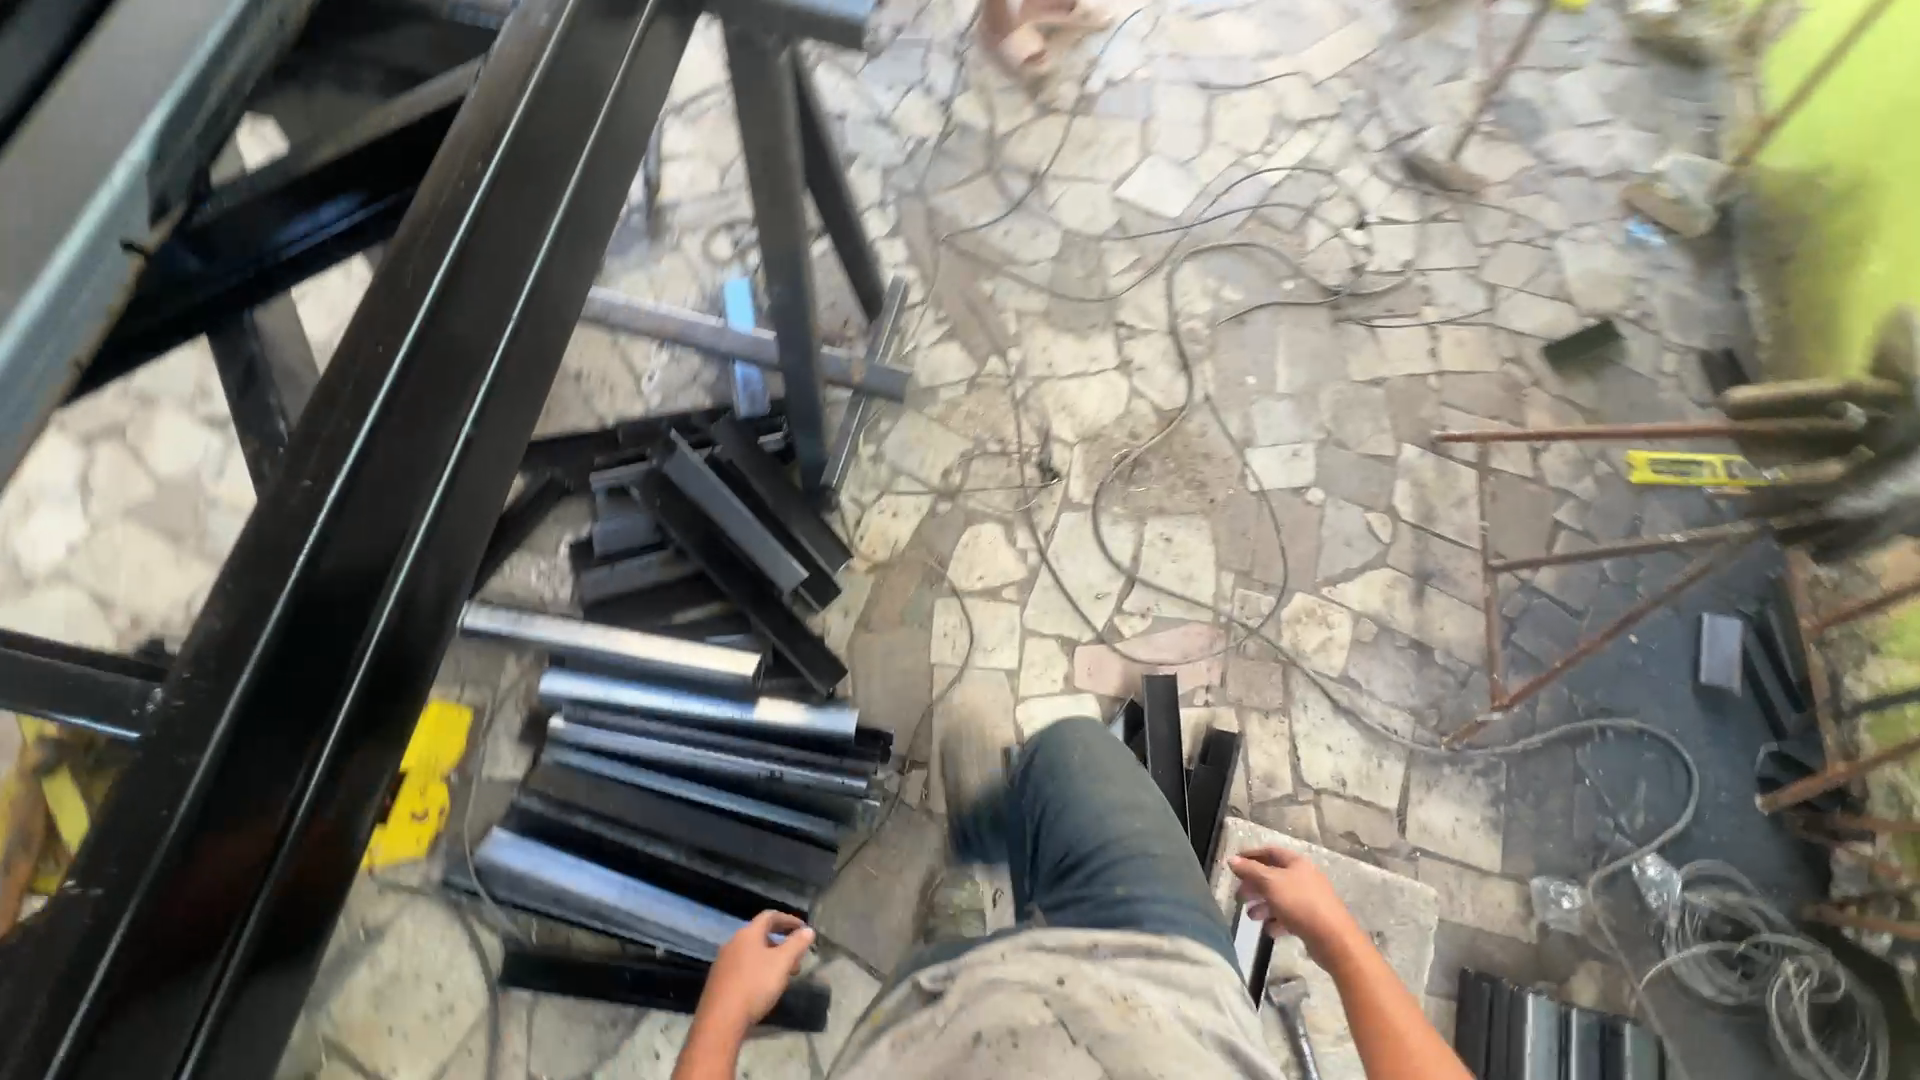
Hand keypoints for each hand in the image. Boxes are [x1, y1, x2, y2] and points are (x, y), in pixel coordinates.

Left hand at [698, 912, 815, 1032]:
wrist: (720, 1021)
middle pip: (761, 936)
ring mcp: (722, 963)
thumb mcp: (782, 963)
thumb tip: (808, 930)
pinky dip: (757, 971)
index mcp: (748, 934)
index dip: (788, 919)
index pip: (770, 916)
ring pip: (752, 954)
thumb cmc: (755, 985)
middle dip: (782, 945)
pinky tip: (763, 988)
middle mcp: (732, 943)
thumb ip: (797, 944)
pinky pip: (742, 968)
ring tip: (783, 977)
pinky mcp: (718, 982)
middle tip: (796, 959)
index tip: (803, 928)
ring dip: (770, 960)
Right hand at [1229, 846, 1363, 966]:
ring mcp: (1309, 900)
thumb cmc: (1299, 903)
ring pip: (1280, 898)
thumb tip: (1232, 859)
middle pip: (1273, 877)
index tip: (1234, 864)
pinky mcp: (1312, 920)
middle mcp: (1304, 878)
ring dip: (1263, 906)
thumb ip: (1249, 870)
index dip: (1251, 856)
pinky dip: (1277, 921)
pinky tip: (1269, 929)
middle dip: (1254, 886)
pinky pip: (1289, 916)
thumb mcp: (1270, 883)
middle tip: (1239, 896)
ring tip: (1251, 916)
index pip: (1270, 852)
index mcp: (1296, 863)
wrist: (1333, 939)